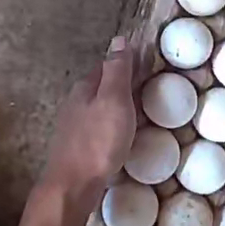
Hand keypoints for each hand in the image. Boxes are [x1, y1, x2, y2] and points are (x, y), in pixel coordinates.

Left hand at [38, 36, 136, 209]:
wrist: (73, 186)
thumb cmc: (98, 141)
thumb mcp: (113, 100)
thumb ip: (117, 70)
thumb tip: (119, 39)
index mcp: (86, 88)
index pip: (108, 65)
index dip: (128, 62)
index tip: (150, 63)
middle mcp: (77, 103)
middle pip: (103, 86)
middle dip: (124, 83)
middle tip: (151, 86)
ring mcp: (75, 126)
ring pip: (101, 107)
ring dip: (120, 105)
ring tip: (142, 109)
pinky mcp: (79, 147)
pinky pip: (101, 127)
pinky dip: (115, 124)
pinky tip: (124, 134)